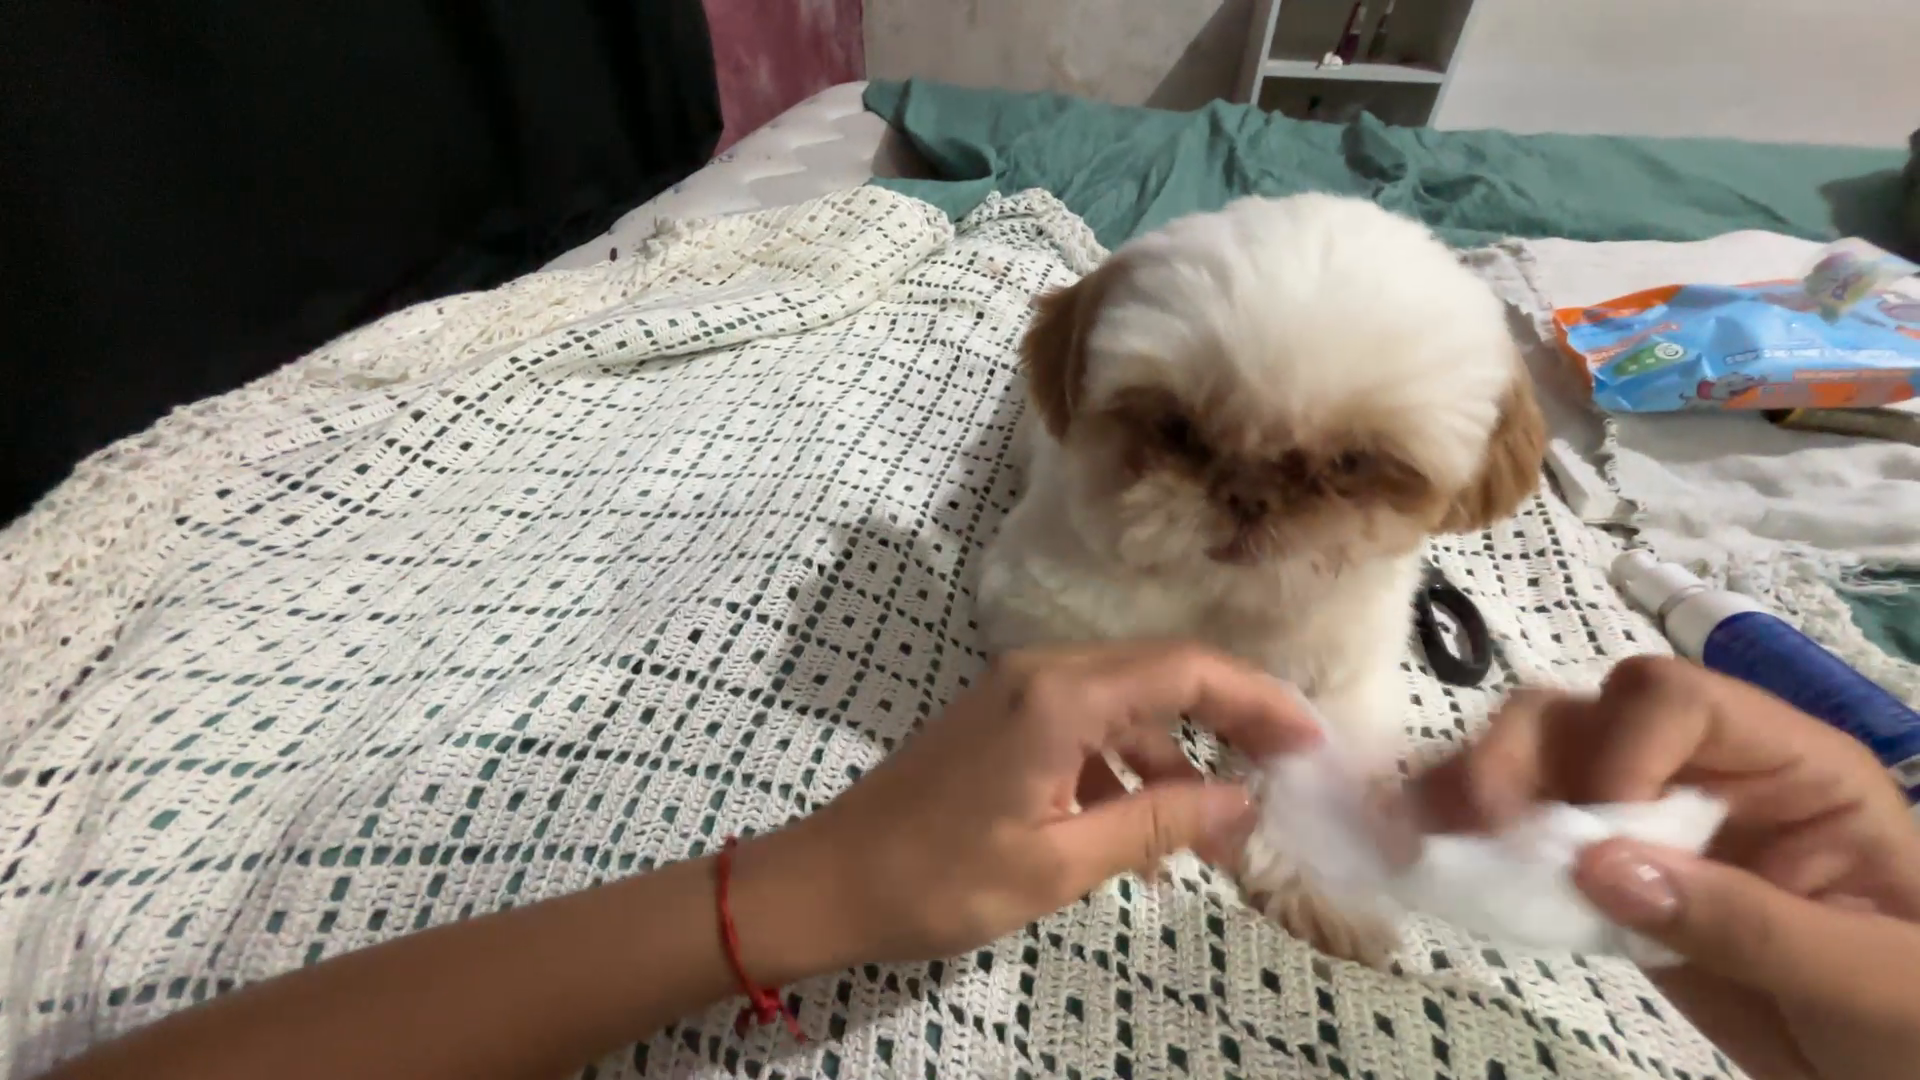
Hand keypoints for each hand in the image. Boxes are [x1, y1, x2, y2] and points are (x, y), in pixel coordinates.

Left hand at [791, 642, 1321, 966]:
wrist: (834, 877)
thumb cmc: (941, 877)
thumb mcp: (1059, 862)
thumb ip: (1155, 824)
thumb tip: (1242, 802)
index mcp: (1059, 696)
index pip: (1182, 670)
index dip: (1255, 697)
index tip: (1310, 738)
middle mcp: (1042, 672)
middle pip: (1158, 673)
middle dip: (1227, 717)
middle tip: (1286, 770)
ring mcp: (1019, 691)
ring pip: (1123, 704)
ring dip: (1173, 756)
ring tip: (1220, 828)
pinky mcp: (1006, 717)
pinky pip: (1085, 728)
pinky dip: (1124, 769)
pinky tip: (1144, 829)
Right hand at [1415, 656, 1919, 1079]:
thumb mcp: (1884, 987)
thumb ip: (1751, 922)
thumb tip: (1593, 866)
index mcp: (1781, 765)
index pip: (1672, 700)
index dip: (1621, 747)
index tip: (1601, 836)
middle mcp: (1688, 768)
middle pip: (1572, 716)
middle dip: (1509, 761)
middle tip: (1476, 825)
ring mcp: (1628, 813)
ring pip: (1519, 759)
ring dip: (1461, 789)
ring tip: (1417, 832)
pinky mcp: (1586, 861)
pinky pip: (1506, 823)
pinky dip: (1457, 831)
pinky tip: (1420, 848)